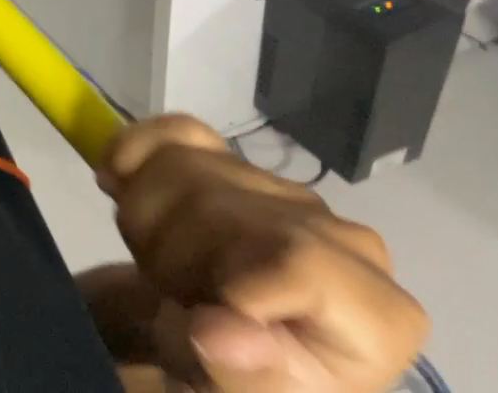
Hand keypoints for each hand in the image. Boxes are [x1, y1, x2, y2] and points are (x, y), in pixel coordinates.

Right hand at [98, 115, 427, 391]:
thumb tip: (220, 330)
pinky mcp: (233, 160)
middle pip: (221, 208)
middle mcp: (345, 238)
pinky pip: (174, 129)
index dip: (225, 280)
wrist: (214, 344)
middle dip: (169, 253)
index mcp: (376, 309)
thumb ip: (245, 374)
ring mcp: (285, 190)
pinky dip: (132, 151)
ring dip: (142, 216)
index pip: (295, 258)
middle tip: (174, 297)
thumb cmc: (246, 379)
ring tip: (162, 262)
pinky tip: (121, 183)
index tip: (201, 313)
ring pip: (184, 166)